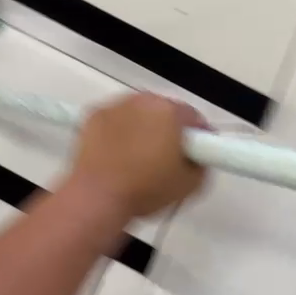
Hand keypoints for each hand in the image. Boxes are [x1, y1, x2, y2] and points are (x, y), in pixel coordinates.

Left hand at [67, 94, 208, 218]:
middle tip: (167, 155)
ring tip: (139, 154)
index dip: (198, 136)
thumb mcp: (191, 184)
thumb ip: (202, 162)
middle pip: (163, 110)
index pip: (193, 117)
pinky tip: (117, 151)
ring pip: (138, 112)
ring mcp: (114, 105)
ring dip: (143, 126)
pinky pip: (115, 119)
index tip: (196, 153)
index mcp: (169, 111)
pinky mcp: (93, 114)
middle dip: (169, 128)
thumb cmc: (147, 188)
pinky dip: (119, 129)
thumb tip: (197, 155)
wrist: (97, 194)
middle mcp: (142, 100)